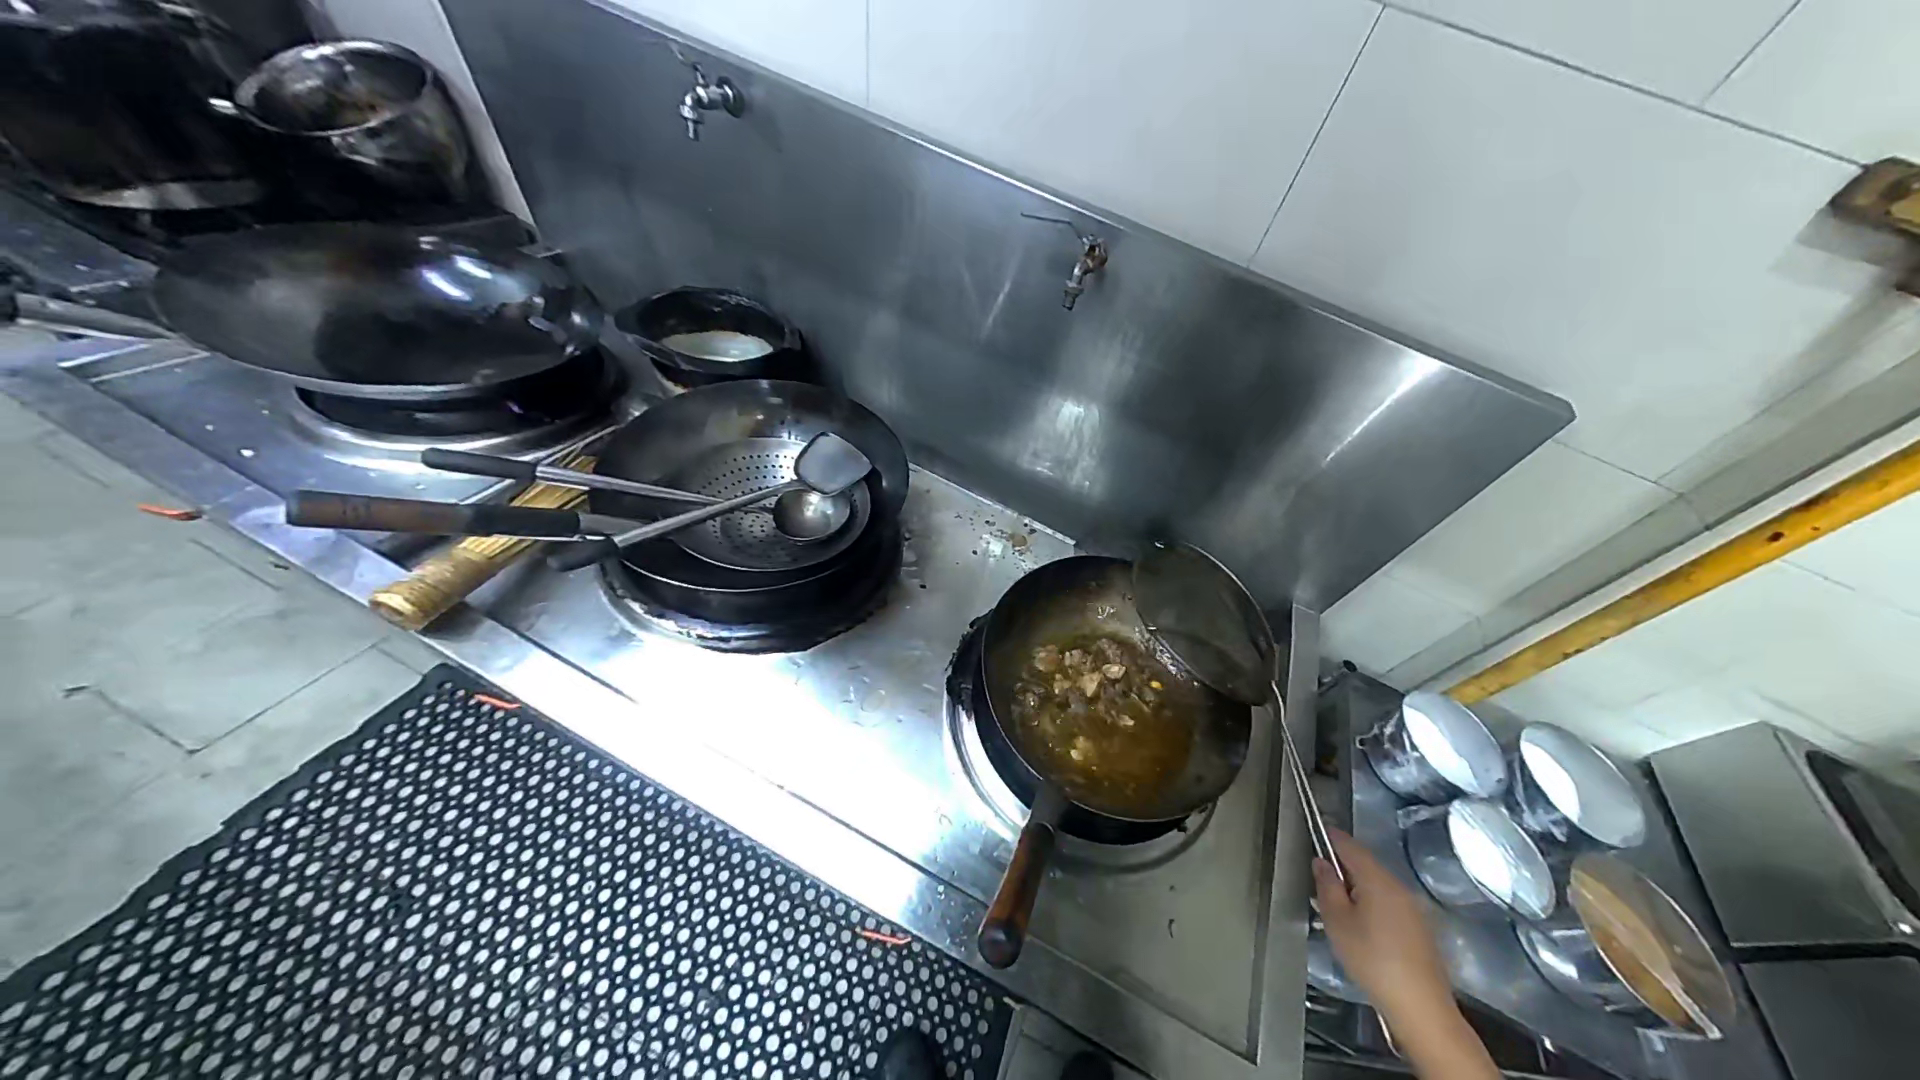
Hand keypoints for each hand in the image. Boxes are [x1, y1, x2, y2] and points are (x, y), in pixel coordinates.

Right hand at [1314, 829, 1497, 1079]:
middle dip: (1343, 864)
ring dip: (1357, 885)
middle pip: (1366, 864)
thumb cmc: (1372, 959)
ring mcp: (1413, 908)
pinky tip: (1362, 923)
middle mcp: (1399, 887)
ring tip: (1337, 903)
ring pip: (1378, 884)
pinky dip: (1372, 902)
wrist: (1420, 1006)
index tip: (1316, 830)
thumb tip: (1322, 862)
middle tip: (1320, 876)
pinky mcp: (1420, 928)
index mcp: (1377, 880)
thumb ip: (1327, 886)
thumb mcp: (1337, 921)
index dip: (1331, 836)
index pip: (1350, 846)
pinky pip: (1390, 902)